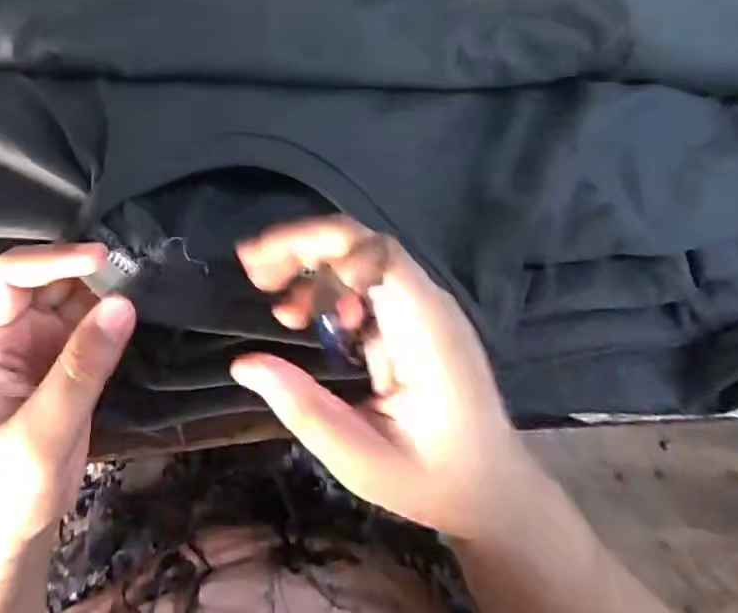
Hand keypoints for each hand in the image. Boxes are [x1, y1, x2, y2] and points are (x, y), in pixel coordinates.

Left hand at [0, 244, 135, 612]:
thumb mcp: (39, 436)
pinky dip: (117, 313)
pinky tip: (145, 306)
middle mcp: (12, 331)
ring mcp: (42, 345)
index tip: (103, 257)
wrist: (10, 541)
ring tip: (150, 279)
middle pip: (49, 278)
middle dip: (89, 269)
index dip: (54, 259)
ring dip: (108, 287)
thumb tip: (123, 303)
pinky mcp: (69, 362)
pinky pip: (95, 323)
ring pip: (77, 296)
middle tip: (139, 266)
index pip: (11, 276)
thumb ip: (80, 371)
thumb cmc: (4, 493)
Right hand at [228, 217, 538, 540]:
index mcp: (426, 329)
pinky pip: (363, 283)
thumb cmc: (435, 481)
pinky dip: (326, 290)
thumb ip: (304, 409)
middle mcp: (426, 303)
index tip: (279, 274)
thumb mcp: (362, 461)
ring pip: (358, 258)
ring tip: (275, 305)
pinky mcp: (410, 316)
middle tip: (252, 269)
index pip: (382, 256)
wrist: (494, 492)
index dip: (331, 248)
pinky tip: (301, 318)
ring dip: (310, 268)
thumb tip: (243, 364)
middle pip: (362, 245)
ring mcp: (420, 306)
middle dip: (303, 247)